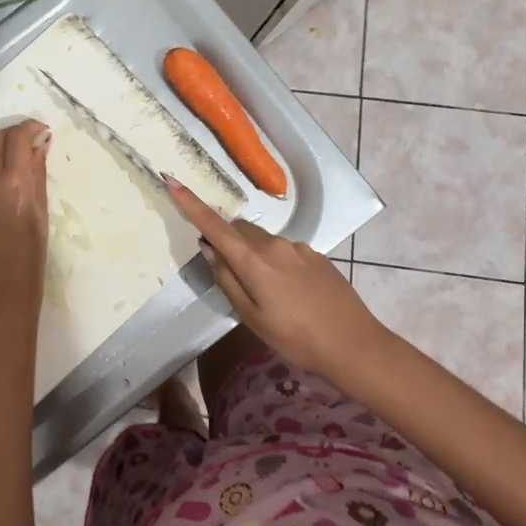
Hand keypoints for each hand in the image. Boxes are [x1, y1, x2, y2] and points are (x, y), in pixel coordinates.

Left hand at [0, 120, 53, 320]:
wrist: (6, 280)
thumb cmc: (32, 246)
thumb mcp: (41, 206)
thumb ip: (37, 171)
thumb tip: (39, 143)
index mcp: (15, 180)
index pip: (17, 136)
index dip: (30, 127)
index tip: (40, 131)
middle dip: (13, 136)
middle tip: (25, 146)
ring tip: (3, 164)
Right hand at [166, 176, 384, 377]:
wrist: (354, 345)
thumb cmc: (296, 338)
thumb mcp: (252, 317)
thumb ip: (227, 280)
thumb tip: (209, 249)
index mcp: (254, 261)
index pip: (215, 226)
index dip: (191, 203)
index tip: (172, 180)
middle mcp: (275, 245)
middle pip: (239, 231)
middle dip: (229, 243)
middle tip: (233, 278)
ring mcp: (299, 248)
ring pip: (263, 242)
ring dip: (254, 256)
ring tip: (269, 296)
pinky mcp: (317, 255)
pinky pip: (285, 251)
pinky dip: (277, 264)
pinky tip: (292, 294)